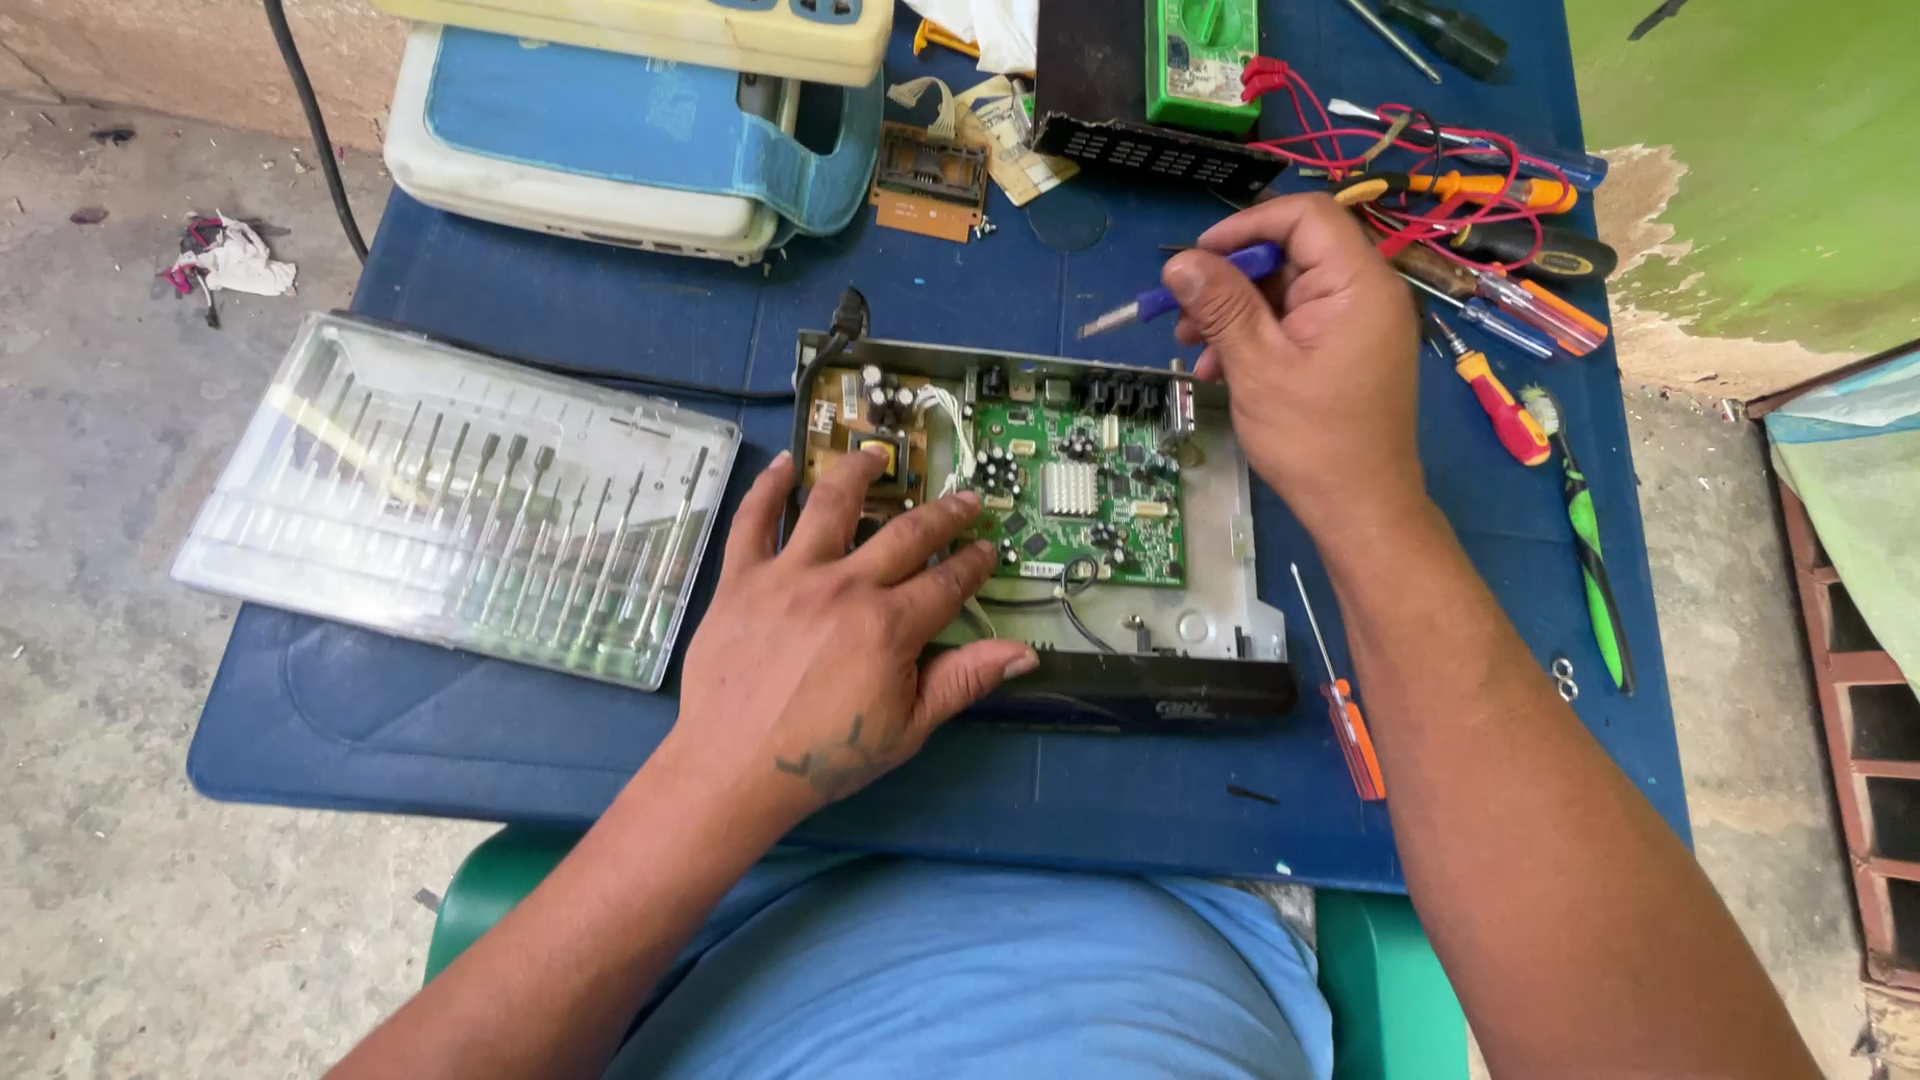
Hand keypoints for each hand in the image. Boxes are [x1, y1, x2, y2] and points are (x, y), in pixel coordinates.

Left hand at [665, 446, 1038, 827]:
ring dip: (859, 472)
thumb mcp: (908, 728)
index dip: (974, 564)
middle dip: (944, 515)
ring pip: (831, 504)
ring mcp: (789, 575)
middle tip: (965, 500)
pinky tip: (783, 465)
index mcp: (889, 625)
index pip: (947, 582)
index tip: (988, 550)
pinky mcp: (741, 577)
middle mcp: (844, 586)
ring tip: (878, 454)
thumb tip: (1024, 653)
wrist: (731, 770)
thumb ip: (964, 681)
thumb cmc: (825, 756)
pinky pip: (753, 520)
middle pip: (906, 534)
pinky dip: (768, 487)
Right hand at [1163, 194, 1425, 539]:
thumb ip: (1221, 306)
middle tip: (1183, 317)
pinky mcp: (1344, 350)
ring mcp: (1355, 324)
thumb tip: (1178, 262)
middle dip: (1230, 282)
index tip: (1196, 258)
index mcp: (1357, 284)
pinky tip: (1219, 370)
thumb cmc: (1311, 438)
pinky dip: (1254, 339)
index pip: (1305, 216)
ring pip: (1284, 294)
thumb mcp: (1257, 366)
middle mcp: (1364, 292)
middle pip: (1290, 256)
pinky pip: (1293, 325)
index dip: (1246, 226)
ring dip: (1233, 315)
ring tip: (1192, 350)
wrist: (1358, 505)